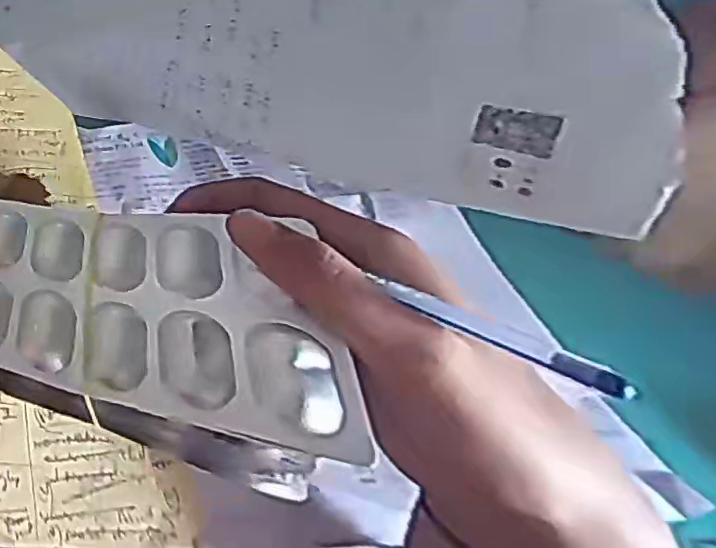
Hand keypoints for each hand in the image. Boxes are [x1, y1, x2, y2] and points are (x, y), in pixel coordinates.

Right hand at [169, 179, 670, 547]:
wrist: (550, 525)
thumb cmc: (486, 422)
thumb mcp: (407, 344)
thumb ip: (327, 281)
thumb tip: (242, 222)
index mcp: (375, 253)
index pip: (281, 202)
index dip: (222, 199)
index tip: (170, 217)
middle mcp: (360, 279)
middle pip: (269, 245)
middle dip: (215, 250)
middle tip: (165, 273)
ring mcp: (353, 325)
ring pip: (271, 293)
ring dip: (227, 298)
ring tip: (184, 316)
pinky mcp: (347, 367)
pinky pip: (282, 338)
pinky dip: (248, 339)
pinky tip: (226, 359)